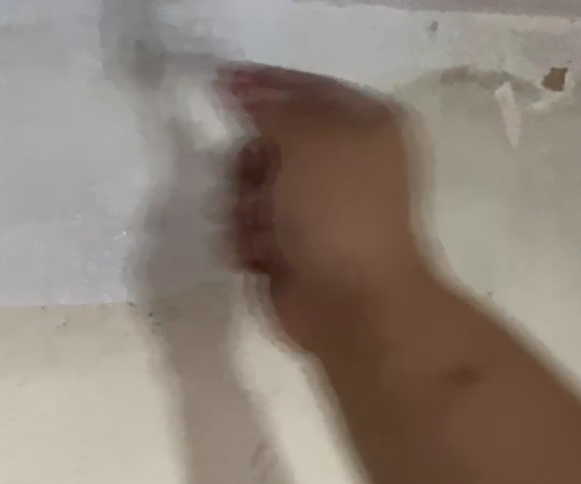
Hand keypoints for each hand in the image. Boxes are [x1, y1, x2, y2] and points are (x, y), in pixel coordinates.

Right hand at [217, 64, 438, 359]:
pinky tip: (255, 258)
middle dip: (250, 166)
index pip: (303, 89)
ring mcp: (312, 211)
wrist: (348, 301)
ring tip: (258, 232)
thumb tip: (238, 86)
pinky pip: (246, 232)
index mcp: (362, 126)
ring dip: (244, 210)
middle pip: (266, 145)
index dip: (261, 86)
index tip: (218, 85)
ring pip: (249, 192)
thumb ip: (270, 108)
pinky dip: (244, 242)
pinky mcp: (287, 250)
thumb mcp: (308, 142)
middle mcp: (339, 164)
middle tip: (254, 184)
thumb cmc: (337, 214)